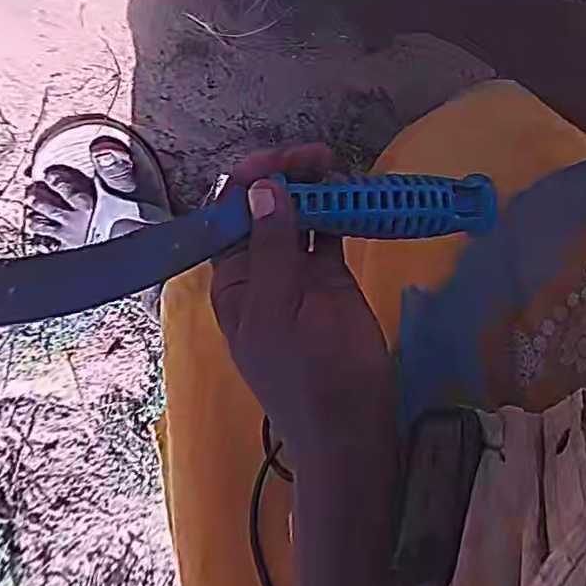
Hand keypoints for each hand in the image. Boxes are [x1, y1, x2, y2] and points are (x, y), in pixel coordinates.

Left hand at [211, 145, 394, 465]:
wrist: (355, 428)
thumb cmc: (311, 375)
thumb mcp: (282, 310)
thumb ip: (272, 247)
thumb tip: (262, 190)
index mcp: (234, 280)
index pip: (230, 216)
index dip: (250, 182)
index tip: (280, 160)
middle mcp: (260, 268)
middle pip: (265, 209)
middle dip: (285, 177)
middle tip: (318, 157)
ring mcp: (295, 270)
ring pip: (297, 215)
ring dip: (312, 188)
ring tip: (334, 167)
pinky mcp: (327, 275)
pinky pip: (325, 232)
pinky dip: (334, 211)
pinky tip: (347, 193)